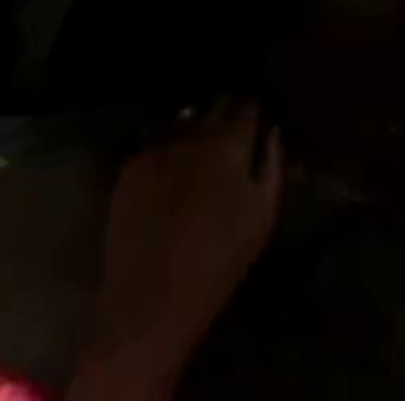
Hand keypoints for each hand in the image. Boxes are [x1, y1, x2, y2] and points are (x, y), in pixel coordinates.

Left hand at [67, 103, 282, 400]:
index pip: (245, 108)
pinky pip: (158, 146)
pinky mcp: (131, 165)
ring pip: (184, 124)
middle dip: (225, 111)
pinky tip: (172, 174)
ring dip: (195, 129)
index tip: (255, 114)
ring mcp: (158, 147)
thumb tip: (273, 131)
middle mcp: (191, 135)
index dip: (252, 110)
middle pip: (213, 108)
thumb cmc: (219, 262)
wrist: (152, 297)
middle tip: (230, 128)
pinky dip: (169, 152)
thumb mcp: (262, 217)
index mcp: (228, 145)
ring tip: (200, 151)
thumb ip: (271, 166)